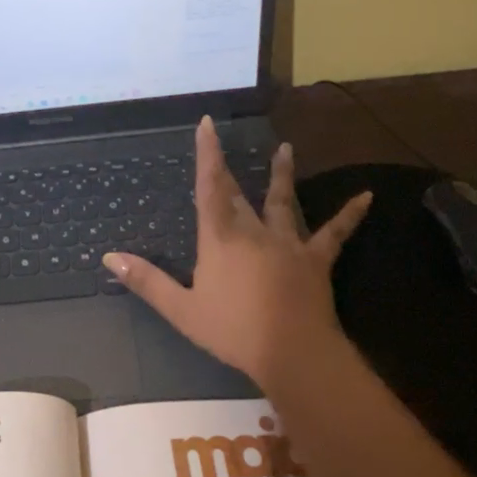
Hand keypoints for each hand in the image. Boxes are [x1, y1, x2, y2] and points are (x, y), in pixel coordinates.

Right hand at [104, 117, 370, 391]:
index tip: (207, 124)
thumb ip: (146, 281)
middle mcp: (253, 230)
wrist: (291, 351)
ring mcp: (288, 243)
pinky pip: (334, 233)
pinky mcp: (315, 259)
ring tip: (287, 149)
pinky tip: (367, 197)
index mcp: (220, 238)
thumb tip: (109, 257)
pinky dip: (350, 214)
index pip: (210, 187)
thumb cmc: (233, 330)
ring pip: (283, 202)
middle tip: (225, 138)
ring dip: (282, 176)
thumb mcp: (181, 309)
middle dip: (229, 167)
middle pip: (239, 193)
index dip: (208, 155)